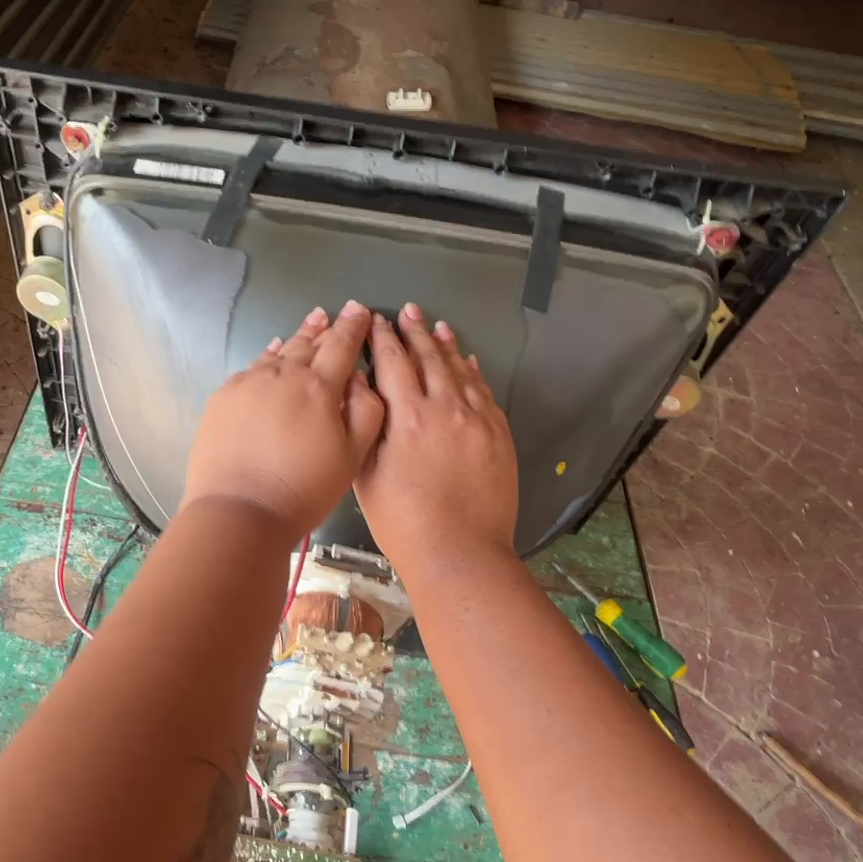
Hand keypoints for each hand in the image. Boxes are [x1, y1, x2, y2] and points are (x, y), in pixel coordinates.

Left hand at [181, 300, 383, 538]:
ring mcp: (248, 384)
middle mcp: (283, 375)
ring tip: (306, 327)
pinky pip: (250, 368)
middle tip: (331, 315)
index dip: (353, 326)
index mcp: (320, 387)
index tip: (359, 310)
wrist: (240, 510)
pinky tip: (270, 353)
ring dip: (295, 339)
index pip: (341, 345)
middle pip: (306, 343)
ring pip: (277, 352)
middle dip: (323, 328)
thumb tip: (360, 378)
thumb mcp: (352, 457)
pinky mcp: (223, 398)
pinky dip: (266, 357)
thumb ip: (365, 411)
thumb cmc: (305, 489)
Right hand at [355, 303, 518, 569]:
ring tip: (437, 324)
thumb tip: (363, 390)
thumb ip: (366, 428)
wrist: (459, 551)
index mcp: (406, 417)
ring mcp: (476, 419)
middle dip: (415, 331)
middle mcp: (444, 408)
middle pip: (428, 358)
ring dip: (446, 345)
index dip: (382, 338)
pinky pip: (484, 392)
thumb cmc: (401, 521)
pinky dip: (474, 371)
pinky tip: (468, 360)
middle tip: (408, 310)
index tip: (375, 320)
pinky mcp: (498, 434)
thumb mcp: (366, 475)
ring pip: (459, 370)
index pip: (392, 363)